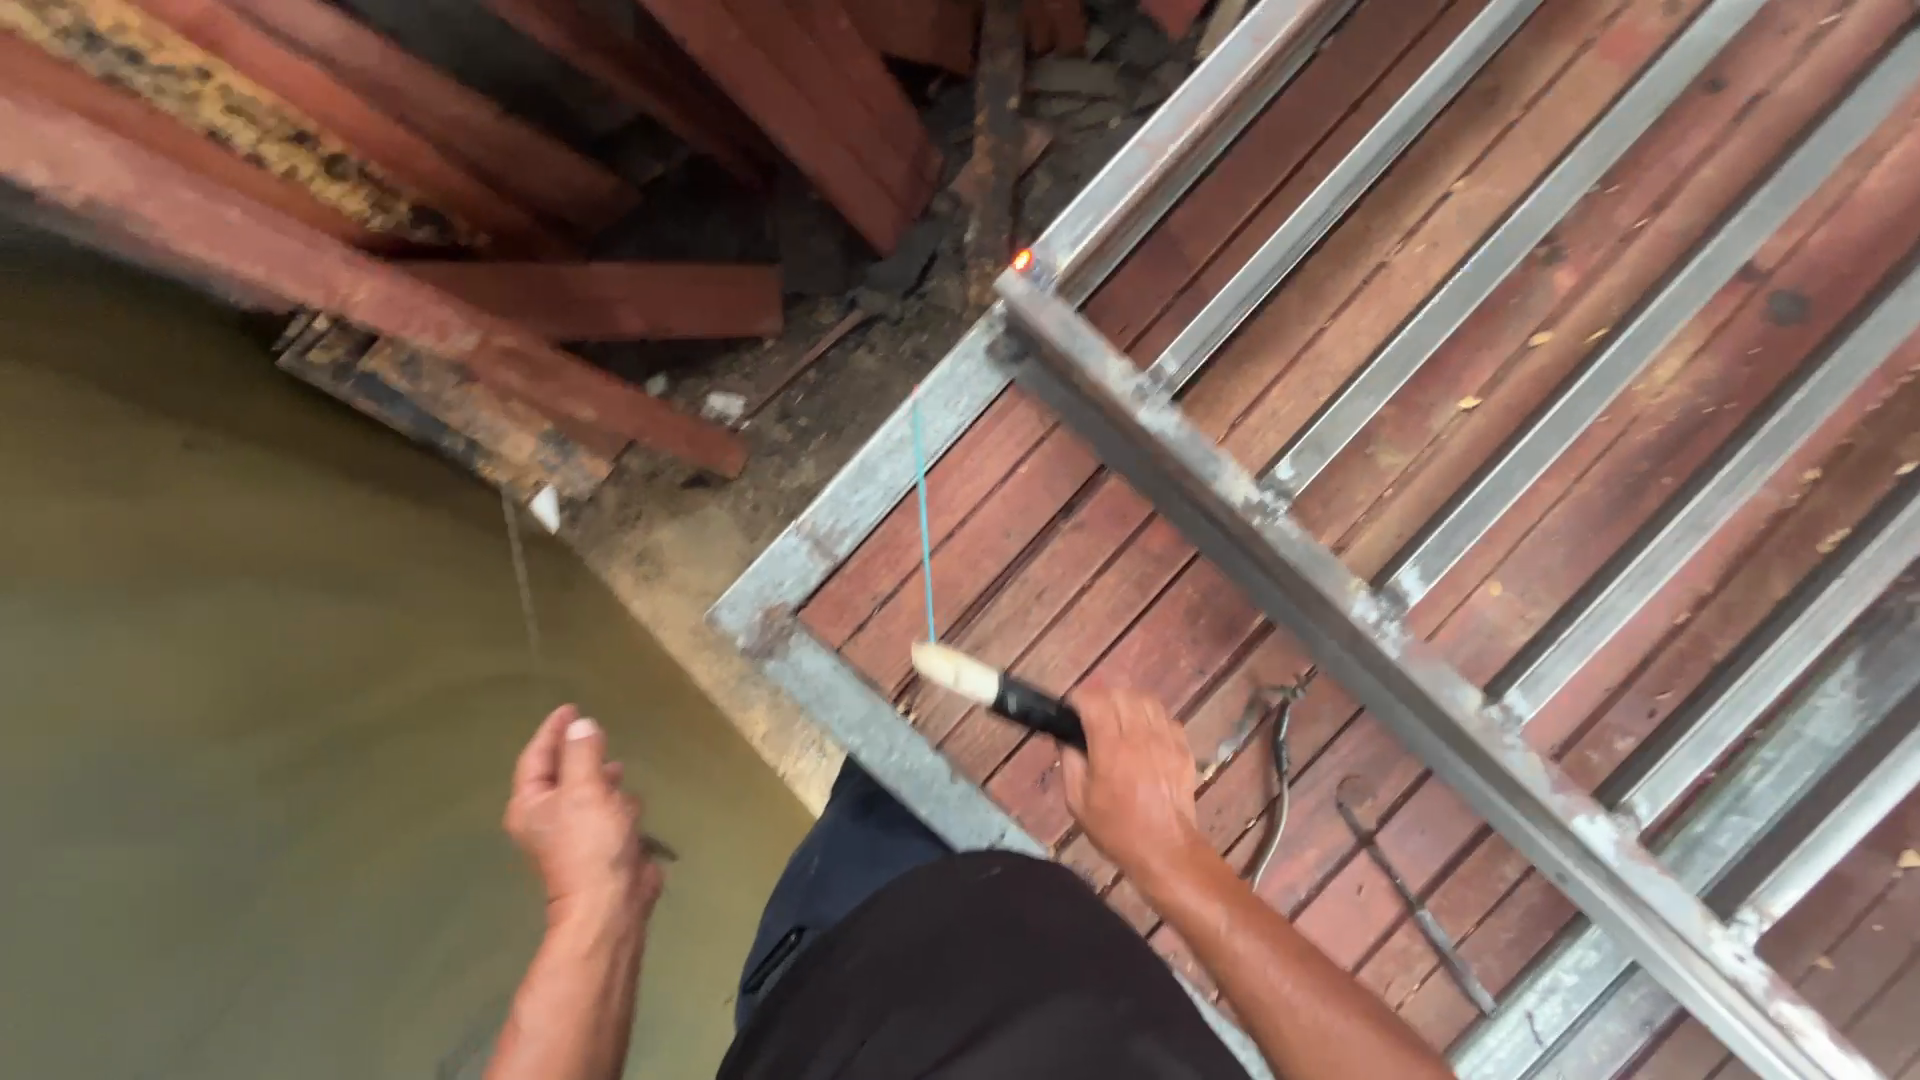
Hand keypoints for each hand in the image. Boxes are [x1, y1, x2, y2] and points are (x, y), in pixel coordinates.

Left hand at [505, 704, 663, 927]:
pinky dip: (620, 805)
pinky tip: (631, 808)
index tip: (570, 708)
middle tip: (596, 732)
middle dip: (579, 754)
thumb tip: (582, 725)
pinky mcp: (601, 844)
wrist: (611, 902)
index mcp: (531, 805)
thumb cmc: (590, 843)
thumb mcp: (586, 789)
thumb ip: (583, 753)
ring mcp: (575, 833)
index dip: (552, 731)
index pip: (536, 757)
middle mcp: (547, 818)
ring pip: (589, 791)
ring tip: (618, 770)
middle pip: (562, 773)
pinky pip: (610, 811)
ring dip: (604, 780)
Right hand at [1060, 688, 1208, 885]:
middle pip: (1121, 694)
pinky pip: (1166, 718)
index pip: (1095, 701)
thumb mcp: (1077, 802)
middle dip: (1101, 698)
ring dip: (1127, 703)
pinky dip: (1151, 719)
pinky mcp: (1183, 749)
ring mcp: (1166, 741)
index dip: (1079, 698)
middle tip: (1091, 715)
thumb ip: (1069, 763)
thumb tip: (1065, 737)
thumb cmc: (1116, 829)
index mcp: (1112, 749)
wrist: (1165, 850)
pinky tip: (1143, 735)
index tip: (1071, 708)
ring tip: (1118, 719)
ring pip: (1146, 700)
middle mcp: (1141, 737)